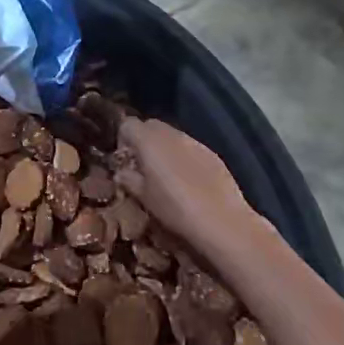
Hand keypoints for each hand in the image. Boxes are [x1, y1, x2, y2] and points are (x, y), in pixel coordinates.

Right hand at [120, 118, 271, 260]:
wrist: (221, 220)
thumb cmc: (175, 208)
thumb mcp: (144, 198)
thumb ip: (129, 179)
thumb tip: (122, 172)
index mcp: (149, 141)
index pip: (128, 124)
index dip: (123, 138)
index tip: (125, 158)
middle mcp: (171, 134)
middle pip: (150, 125)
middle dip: (143, 139)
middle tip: (143, 165)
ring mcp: (194, 141)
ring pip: (172, 135)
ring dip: (164, 147)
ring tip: (166, 173)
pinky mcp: (211, 153)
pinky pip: (190, 146)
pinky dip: (183, 155)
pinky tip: (188, 180)